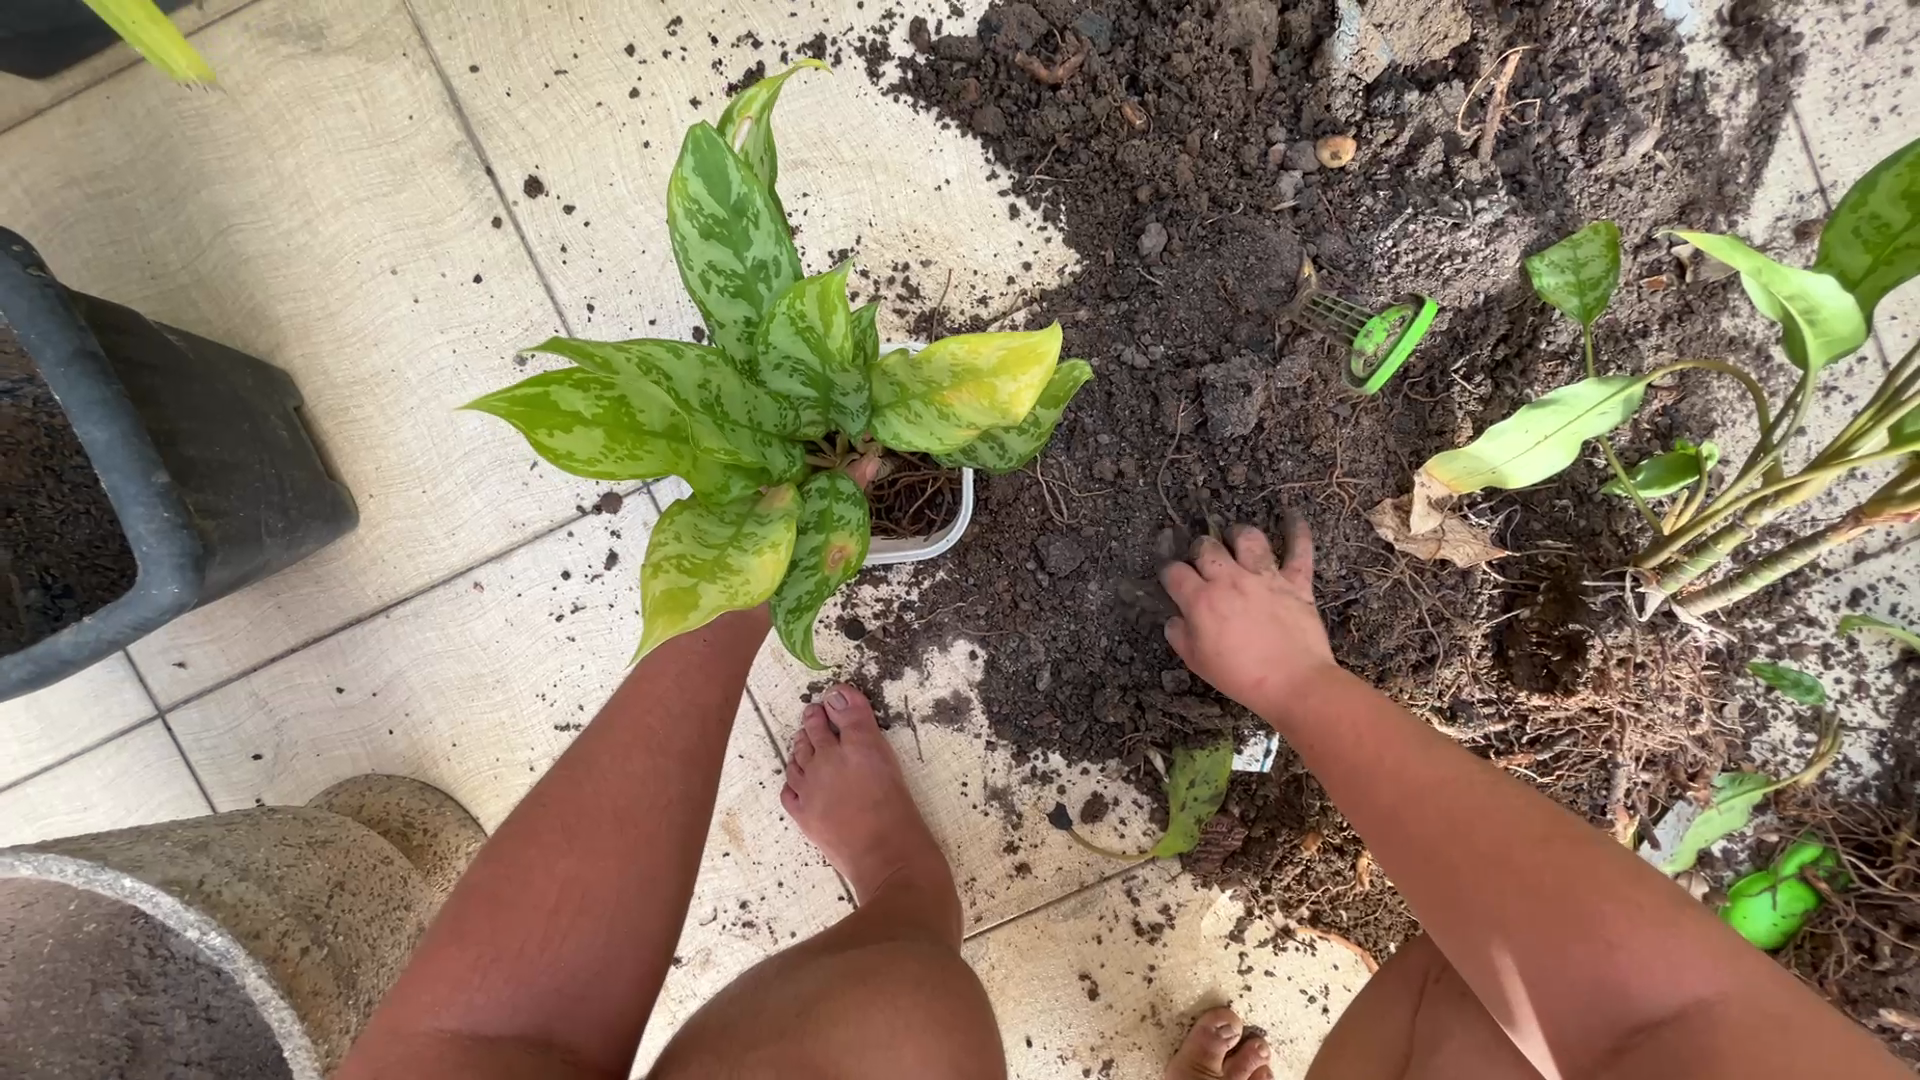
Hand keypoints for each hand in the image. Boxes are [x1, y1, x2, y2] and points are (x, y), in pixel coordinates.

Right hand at [1160, 514, 1338, 715]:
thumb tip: (1175, 619)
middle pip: (1206, 547)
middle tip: (1202, 561)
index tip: (1172, 580)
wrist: (1294, 683)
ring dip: (1237, 535)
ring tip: (1235, 538)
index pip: (1174, 572)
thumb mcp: (1196, 661)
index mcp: (1201, 600)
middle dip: (1199, 550)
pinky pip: (1299, 550)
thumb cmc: (1241, 676)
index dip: (1169, 573)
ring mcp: (1265, 578)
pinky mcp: (1296, 583)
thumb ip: (1179, 635)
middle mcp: (1230, 580)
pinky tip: (1292, 517)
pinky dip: (1298, 532)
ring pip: (1248, 538)